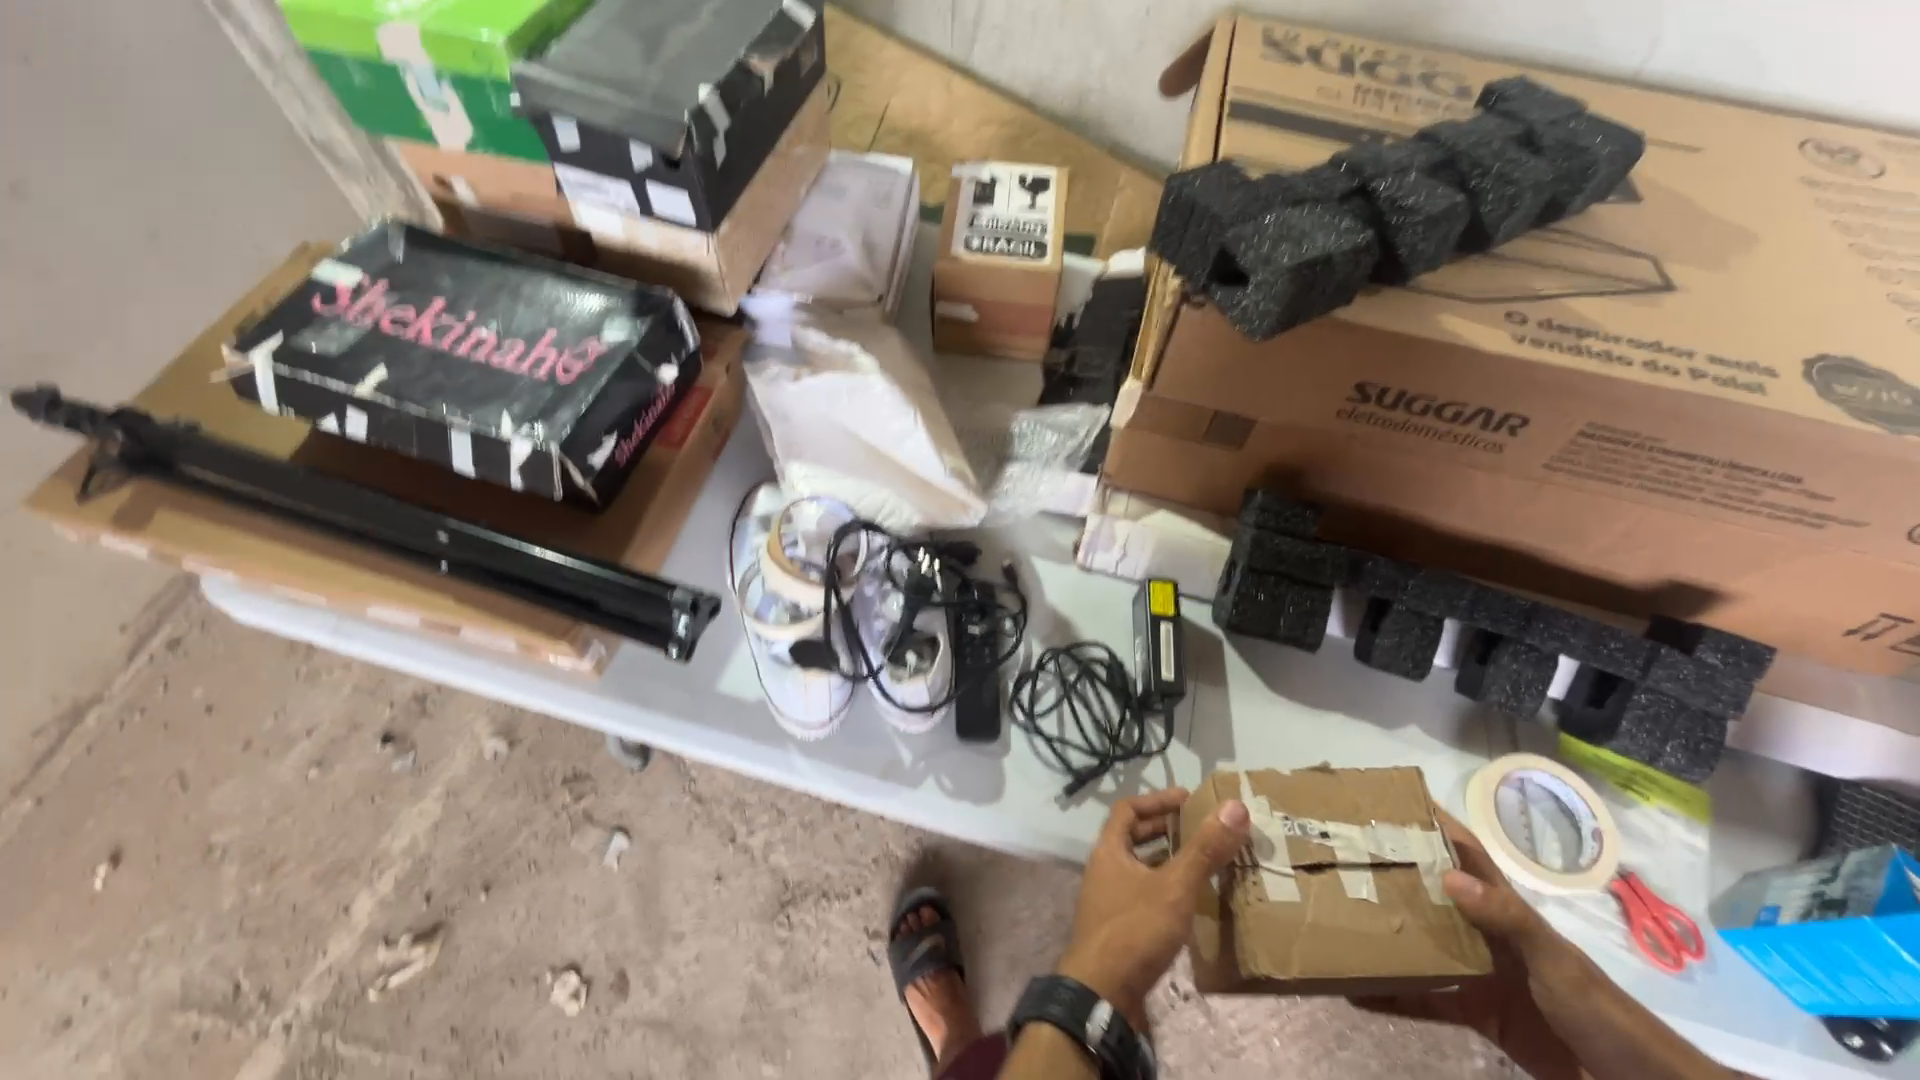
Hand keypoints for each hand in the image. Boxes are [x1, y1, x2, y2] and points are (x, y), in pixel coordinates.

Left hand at [1056, 788, 1251, 1031]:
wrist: (1101, 993)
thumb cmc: (1134, 929)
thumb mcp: (1174, 886)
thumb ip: (1204, 849)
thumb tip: (1236, 806)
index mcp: (1108, 851)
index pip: (1128, 809)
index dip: (1157, 800)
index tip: (1188, 799)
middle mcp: (1104, 870)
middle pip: (1133, 838)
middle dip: (1165, 830)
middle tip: (1201, 829)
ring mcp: (1108, 902)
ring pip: (1139, 869)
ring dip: (1167, 862)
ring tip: (1203, 862)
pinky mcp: (1119, 929)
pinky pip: (1143, 897)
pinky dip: (1166, 891)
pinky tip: (1190, 904)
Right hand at [1360, 809, 1727, 1079]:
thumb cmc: (1599, 1011)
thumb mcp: (1555, 961)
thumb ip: (1506, 919)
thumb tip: (1446, 875)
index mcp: (1508, 912)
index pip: (1466, 855)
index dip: (1434, 825)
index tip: (1390, 801)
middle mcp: (1487, 935)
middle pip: (1432, 896)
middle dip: (1393, 875)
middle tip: (1344, 858)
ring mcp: (1480, 975)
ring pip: (1422, 945)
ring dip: (1387, 935)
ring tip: (1339, 922)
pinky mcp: (1477, 1014)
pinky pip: (1426, 1002)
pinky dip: (1394, 997)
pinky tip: (1357, 995)